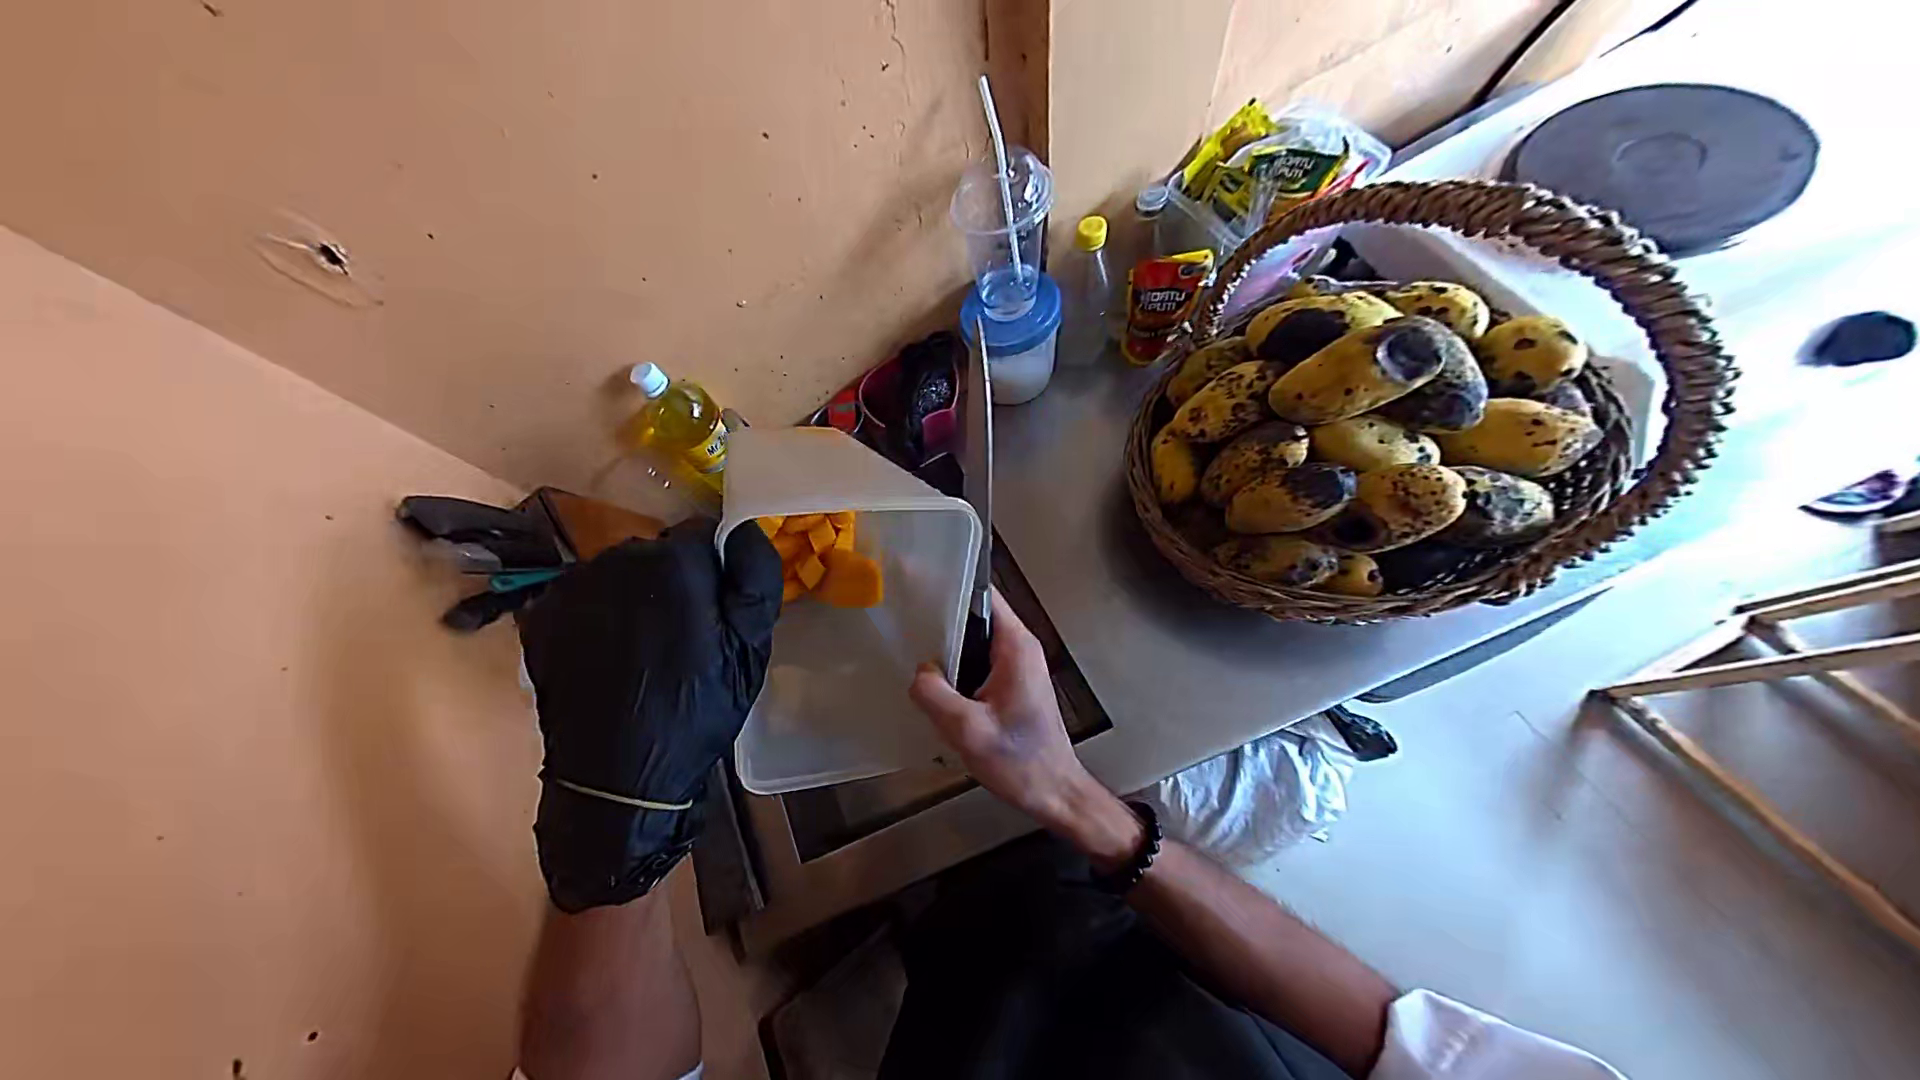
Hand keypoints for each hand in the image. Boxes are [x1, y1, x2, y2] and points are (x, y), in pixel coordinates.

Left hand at [517, 522, 782, 910]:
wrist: (616, 780)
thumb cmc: (696, 711)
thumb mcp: (750, 649)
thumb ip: (755, 576)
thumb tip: (743, 526)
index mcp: (672, 564)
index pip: (703, 531)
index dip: (718, 566)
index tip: (719, 608)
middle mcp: (615, 561)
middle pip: (660, 549)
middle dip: (679, 578)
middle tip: (690, 633)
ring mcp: (572, 588)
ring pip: (623, 570)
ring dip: (640, 594)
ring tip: (649, 648)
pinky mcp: (543, 615)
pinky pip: (588, 594)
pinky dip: (604, 612)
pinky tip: (614, 654)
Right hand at [908, 589, 1142, 870]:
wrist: (1054, 793)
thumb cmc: (1019, 761)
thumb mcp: (967, 730)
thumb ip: (935, 695)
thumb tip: (919, 671)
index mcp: (1015, 646)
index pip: (984, 594)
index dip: (951, 584)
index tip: (917, 581)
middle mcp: (1020, 647)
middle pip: (977, 613)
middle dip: (942, 614)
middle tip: (904, 615)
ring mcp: (1018, 665)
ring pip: (976, 639)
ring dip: (948, 643)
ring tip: (912, 645)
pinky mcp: (1012, 683)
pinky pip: (979, 660)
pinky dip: (957, 664)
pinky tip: (933, 679)